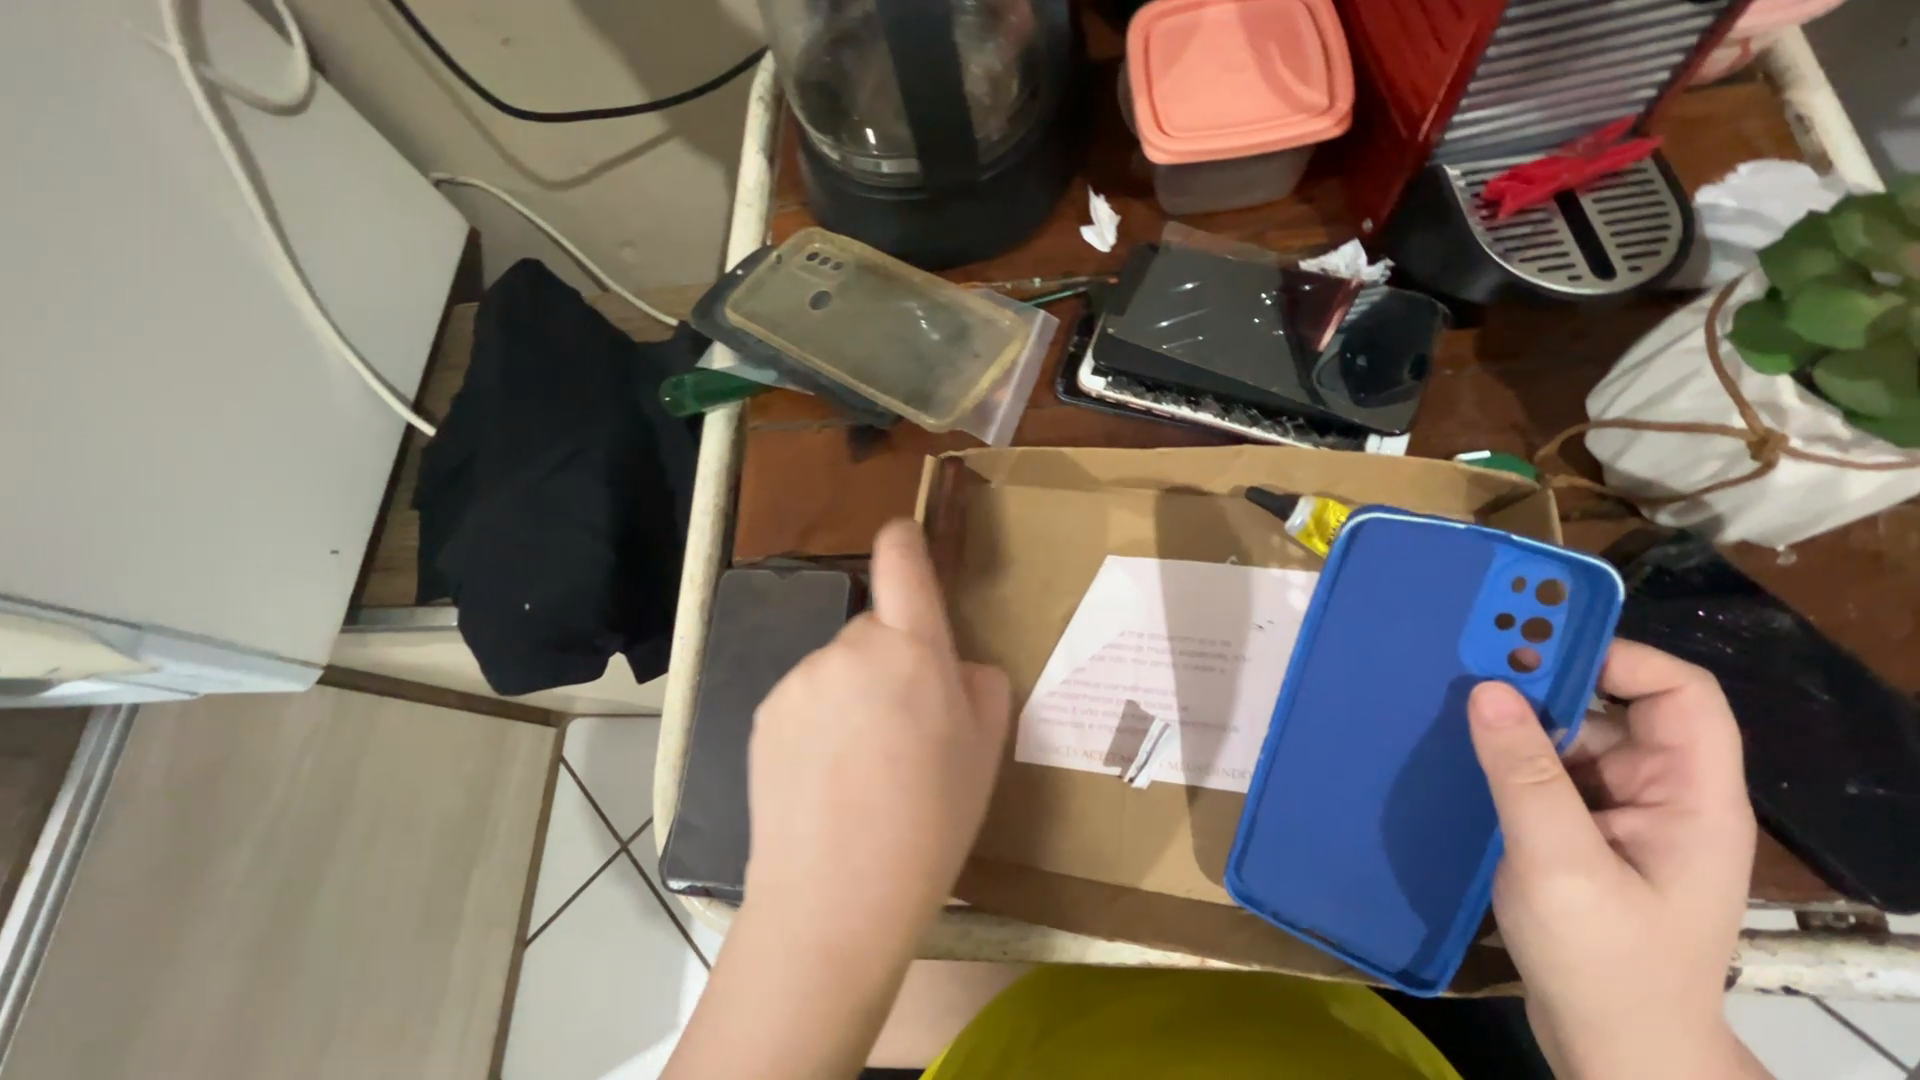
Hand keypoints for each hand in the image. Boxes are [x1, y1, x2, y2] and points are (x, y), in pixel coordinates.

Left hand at [667, 521, 1009, 1079]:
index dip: (904, 540)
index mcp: (911, 648)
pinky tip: (826, 779)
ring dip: (853, 694)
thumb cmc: (930, 822)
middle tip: (906, 729)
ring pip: (838, 667)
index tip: (905, 541)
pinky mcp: (764, 713)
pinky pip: (805, 699)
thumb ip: (978, 684)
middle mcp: (848, 647)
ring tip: (862, 767)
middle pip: (875, 628)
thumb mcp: (987, 751)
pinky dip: (819, 721)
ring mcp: (799, 679)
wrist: (836, 897)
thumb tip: (950, 665)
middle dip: (892, 659)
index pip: (901, 560)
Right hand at [1468, 641, 1767, 1079]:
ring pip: (1576, 738)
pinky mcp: (1584, 834)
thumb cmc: (1605, 963)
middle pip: (1619, 708)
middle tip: (1477, 655)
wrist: (1613, 1048)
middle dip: (1551, 679)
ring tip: (1456, 696)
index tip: (1534, 642)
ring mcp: (1622, 816)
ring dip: (1521, 716)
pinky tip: (1465, 748)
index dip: (1615, 655)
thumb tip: (1488, 690)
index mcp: (1691, 798)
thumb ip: (1525, 776)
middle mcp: (1663, 794)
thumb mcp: (1559, 866)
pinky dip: (1510, 752)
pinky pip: (1550, 772)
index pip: (1679, 694)